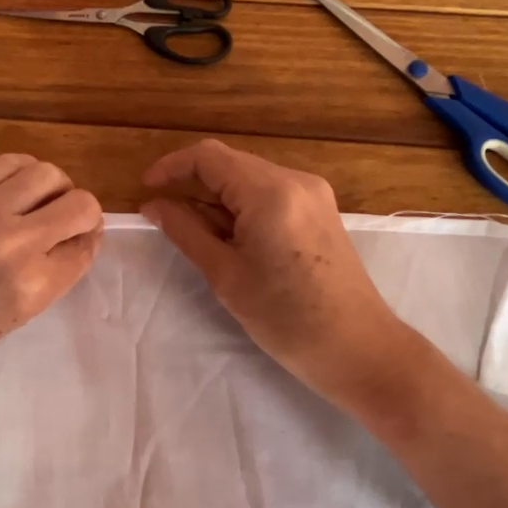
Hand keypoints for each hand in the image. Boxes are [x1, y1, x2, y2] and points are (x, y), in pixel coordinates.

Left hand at [0, 154, 104, 386]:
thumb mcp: (12, 317)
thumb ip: (48, 277)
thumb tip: (74, 239)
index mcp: (33, 288)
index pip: (85, 247)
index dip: (88, 239)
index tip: (79, 237)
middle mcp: (16, 244)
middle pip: (79, 204)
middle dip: (81, 211)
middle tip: (63, 217)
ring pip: (47, 174)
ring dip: (53, 186)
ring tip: (37, 199)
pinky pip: (8, 162)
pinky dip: (21, 171)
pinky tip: (12, 186)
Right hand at [141, 139, 408, 405]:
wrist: (361, 350)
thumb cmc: (287, 318)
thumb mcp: (225, 275)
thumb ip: (186, 231)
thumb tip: (153, 205)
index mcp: (269, 192)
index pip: (208, 157)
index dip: (171, 167)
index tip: (146, 190)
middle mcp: (294, 180)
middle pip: (229, 162)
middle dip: (193, 183)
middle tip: (167, 218)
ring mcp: (313, 194)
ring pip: (248, 177)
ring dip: (217, 196)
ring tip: (198, 235)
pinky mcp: (321, 210)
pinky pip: (269, 192)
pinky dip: (242, 205)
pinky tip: (232, 237)